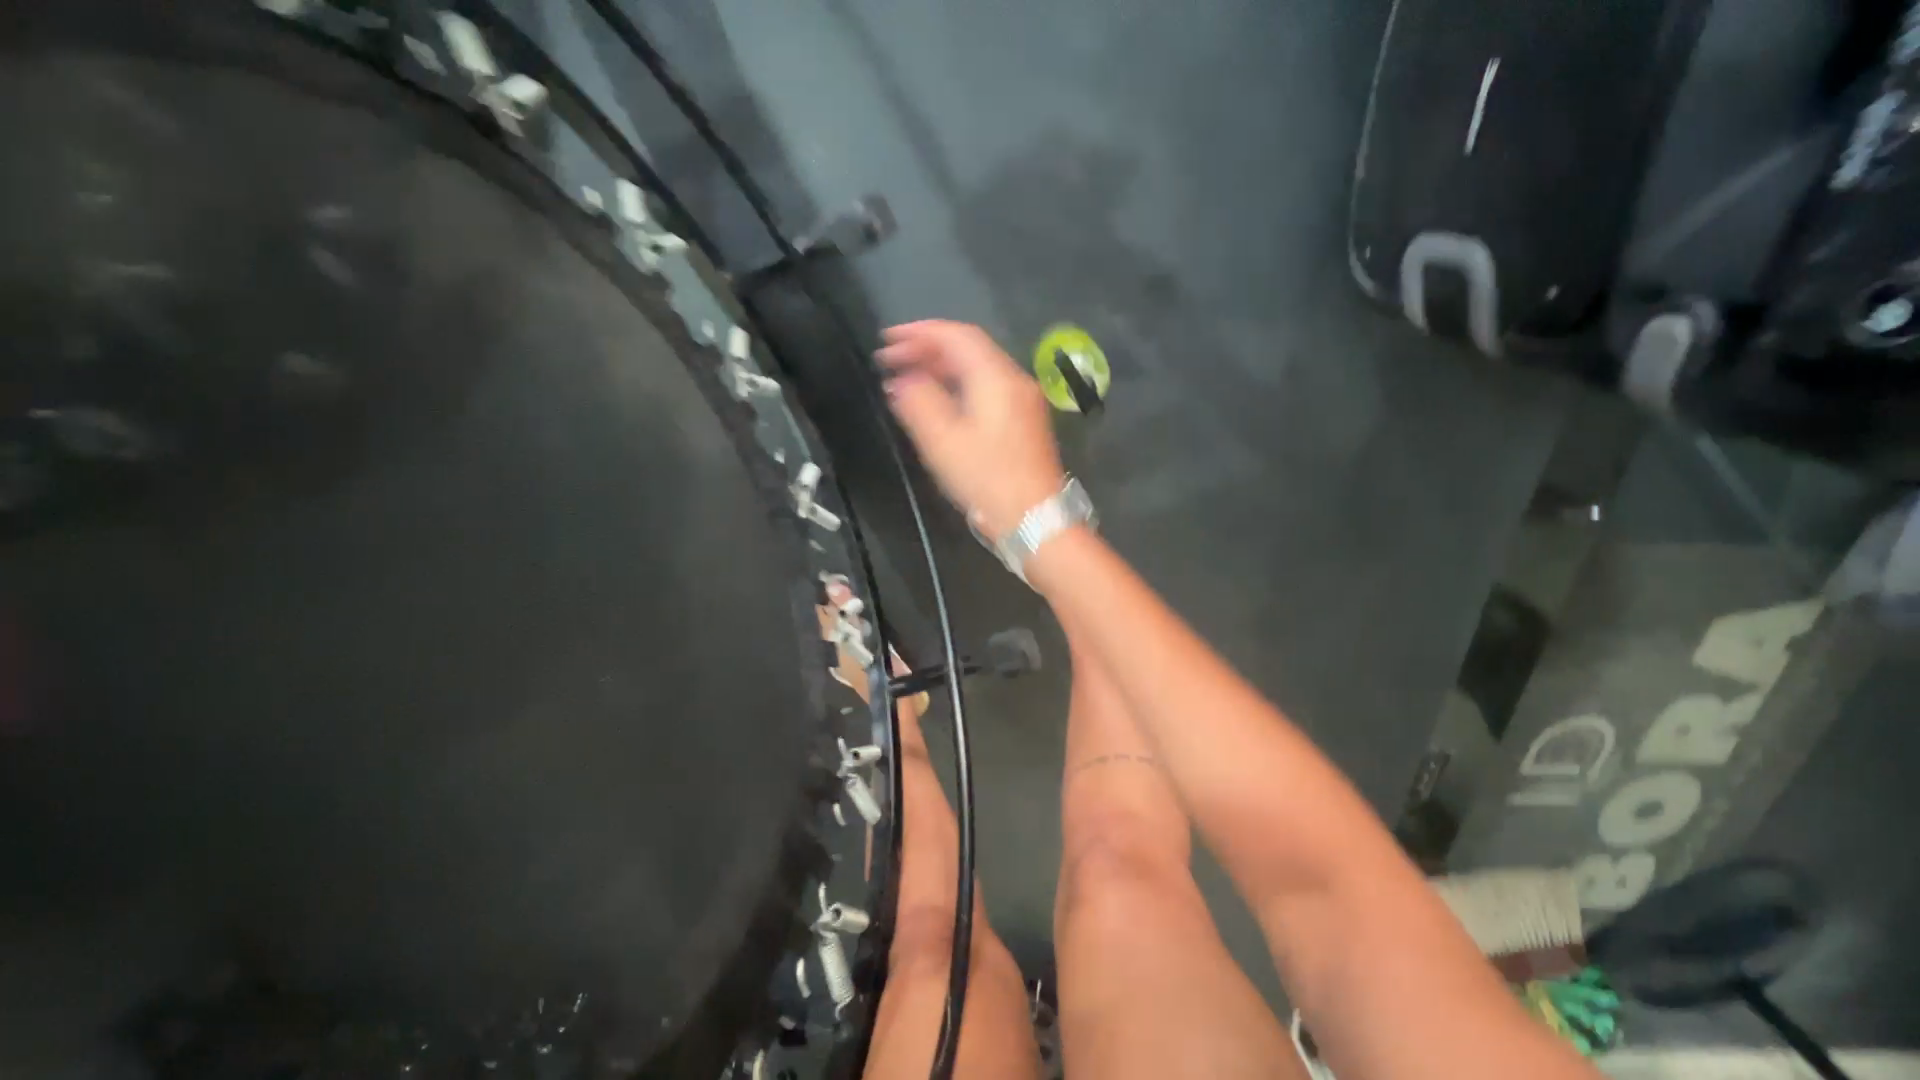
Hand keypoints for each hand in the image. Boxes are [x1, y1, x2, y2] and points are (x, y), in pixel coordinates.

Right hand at [879, 320, 1066, 537]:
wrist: (1035, 518)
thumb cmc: (987, 479)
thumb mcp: (942, 441)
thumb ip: (918, 402)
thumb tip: (902, 380)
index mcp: (996, 377)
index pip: (957, 336)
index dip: (920, 331)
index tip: (887, 338)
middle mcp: (1014, 380)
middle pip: (969, 348)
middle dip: (928, 348)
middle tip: (892, 358)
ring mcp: (1023, 401)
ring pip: (978, 368)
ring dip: (942, 367)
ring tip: (908, 377)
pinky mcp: (1023, 421)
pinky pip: (987, 387)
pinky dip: (958, 384)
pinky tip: (938, 400)